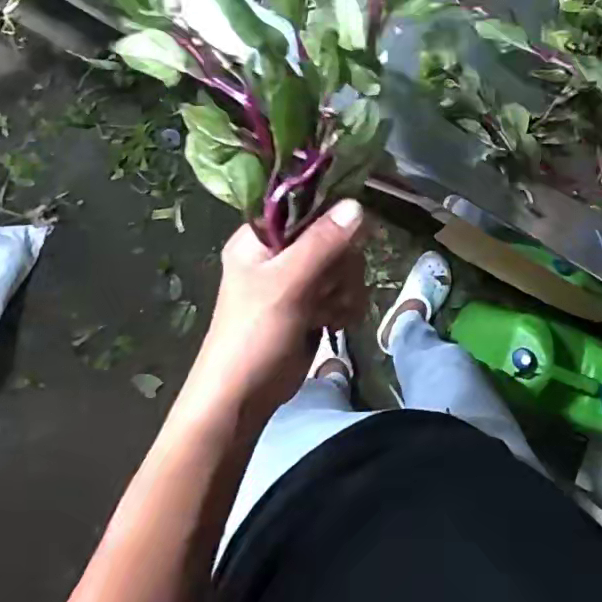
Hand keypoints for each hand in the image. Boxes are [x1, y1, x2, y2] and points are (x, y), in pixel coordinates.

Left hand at [180, 199, 368, 425]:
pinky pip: (347, 290)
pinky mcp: (314, 302)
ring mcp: (299, 277)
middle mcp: (281, 250)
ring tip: (322, 313)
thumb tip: (357, 205)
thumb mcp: (286, 283)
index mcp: (262, 234)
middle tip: (321, 290)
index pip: (307, 205)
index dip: (330, 220)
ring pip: (346, 265)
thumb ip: (322, 243)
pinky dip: (344, 307)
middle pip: (336, 236)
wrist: (244, 397)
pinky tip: (331, 323)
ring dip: (342, 292)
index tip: (341, 242)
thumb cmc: (253, 334)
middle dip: (338, 268)